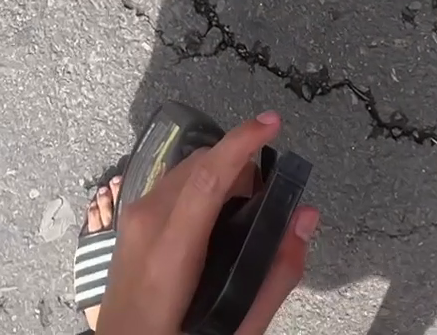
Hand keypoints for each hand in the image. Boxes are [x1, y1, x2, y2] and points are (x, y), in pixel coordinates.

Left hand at [98, 113, 319, 334]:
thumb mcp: (234, 330)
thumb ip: (275, 276)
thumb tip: (305, 217)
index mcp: (168, 255)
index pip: (207, 179)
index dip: (242, 142)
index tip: (272, 122)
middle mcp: (146, 223)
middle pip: (201, 165)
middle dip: (241, 163)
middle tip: (267, 199)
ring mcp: (133, 217)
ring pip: (188, 167)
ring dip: (223, 171)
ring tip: (244, 210)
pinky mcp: (131, 218)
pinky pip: (175, 181)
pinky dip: (204, 182)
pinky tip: (217, 215)